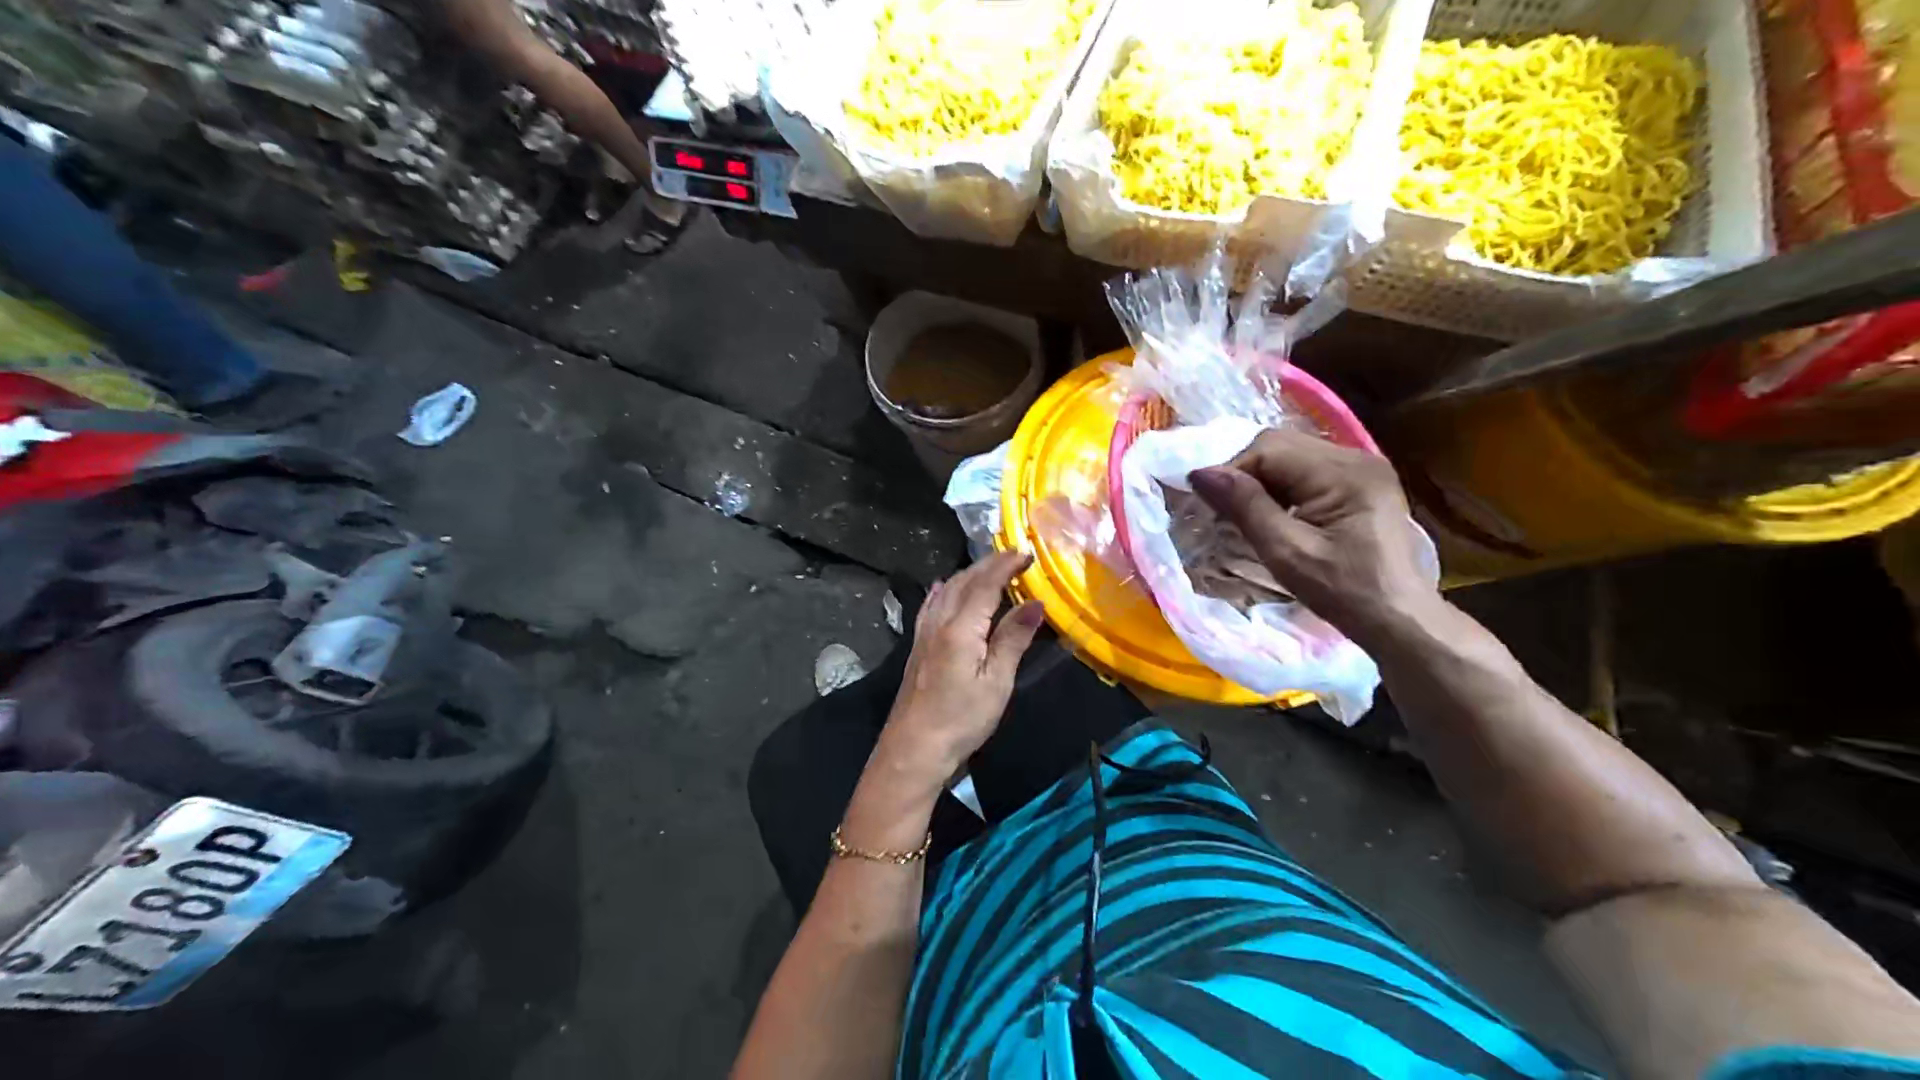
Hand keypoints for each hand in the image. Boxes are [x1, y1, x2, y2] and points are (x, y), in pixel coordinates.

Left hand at [876, 551, 1045, 788]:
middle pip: (965, 581)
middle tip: (1015, 556)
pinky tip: (945, 587)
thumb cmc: (961, 720)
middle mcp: (939, 622)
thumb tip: (1035, 603)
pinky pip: (931, 605)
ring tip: (991, 568)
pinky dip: (945, 590)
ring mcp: (924, 633)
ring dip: (970, 574)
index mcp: (961, 628)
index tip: (1028, 553)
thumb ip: (1013, 639)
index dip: (1006, 565)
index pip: (985, 584)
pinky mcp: (917, 645)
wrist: (914, 748)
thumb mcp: (996, 682)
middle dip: (990, 564)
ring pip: (947, 590)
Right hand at [1189, 429, 1440, 647]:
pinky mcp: (1361, 482)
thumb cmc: (1344, 592)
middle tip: (1228, 512)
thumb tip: (1201, 473)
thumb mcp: (1287, 552)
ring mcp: (1363, 467)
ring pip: (1291, 454)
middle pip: (1280, 444)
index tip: (1211, 507)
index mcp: (1344, 472)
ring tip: (1250, 515)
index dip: (1232, 472)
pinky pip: (1307, 469)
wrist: (1400, 620)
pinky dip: (1282, 485)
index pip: (1268, 449)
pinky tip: (1278, 514)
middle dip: (1246, 473)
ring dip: (1262, 479)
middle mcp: (1356, 456)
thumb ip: (1245, 506)